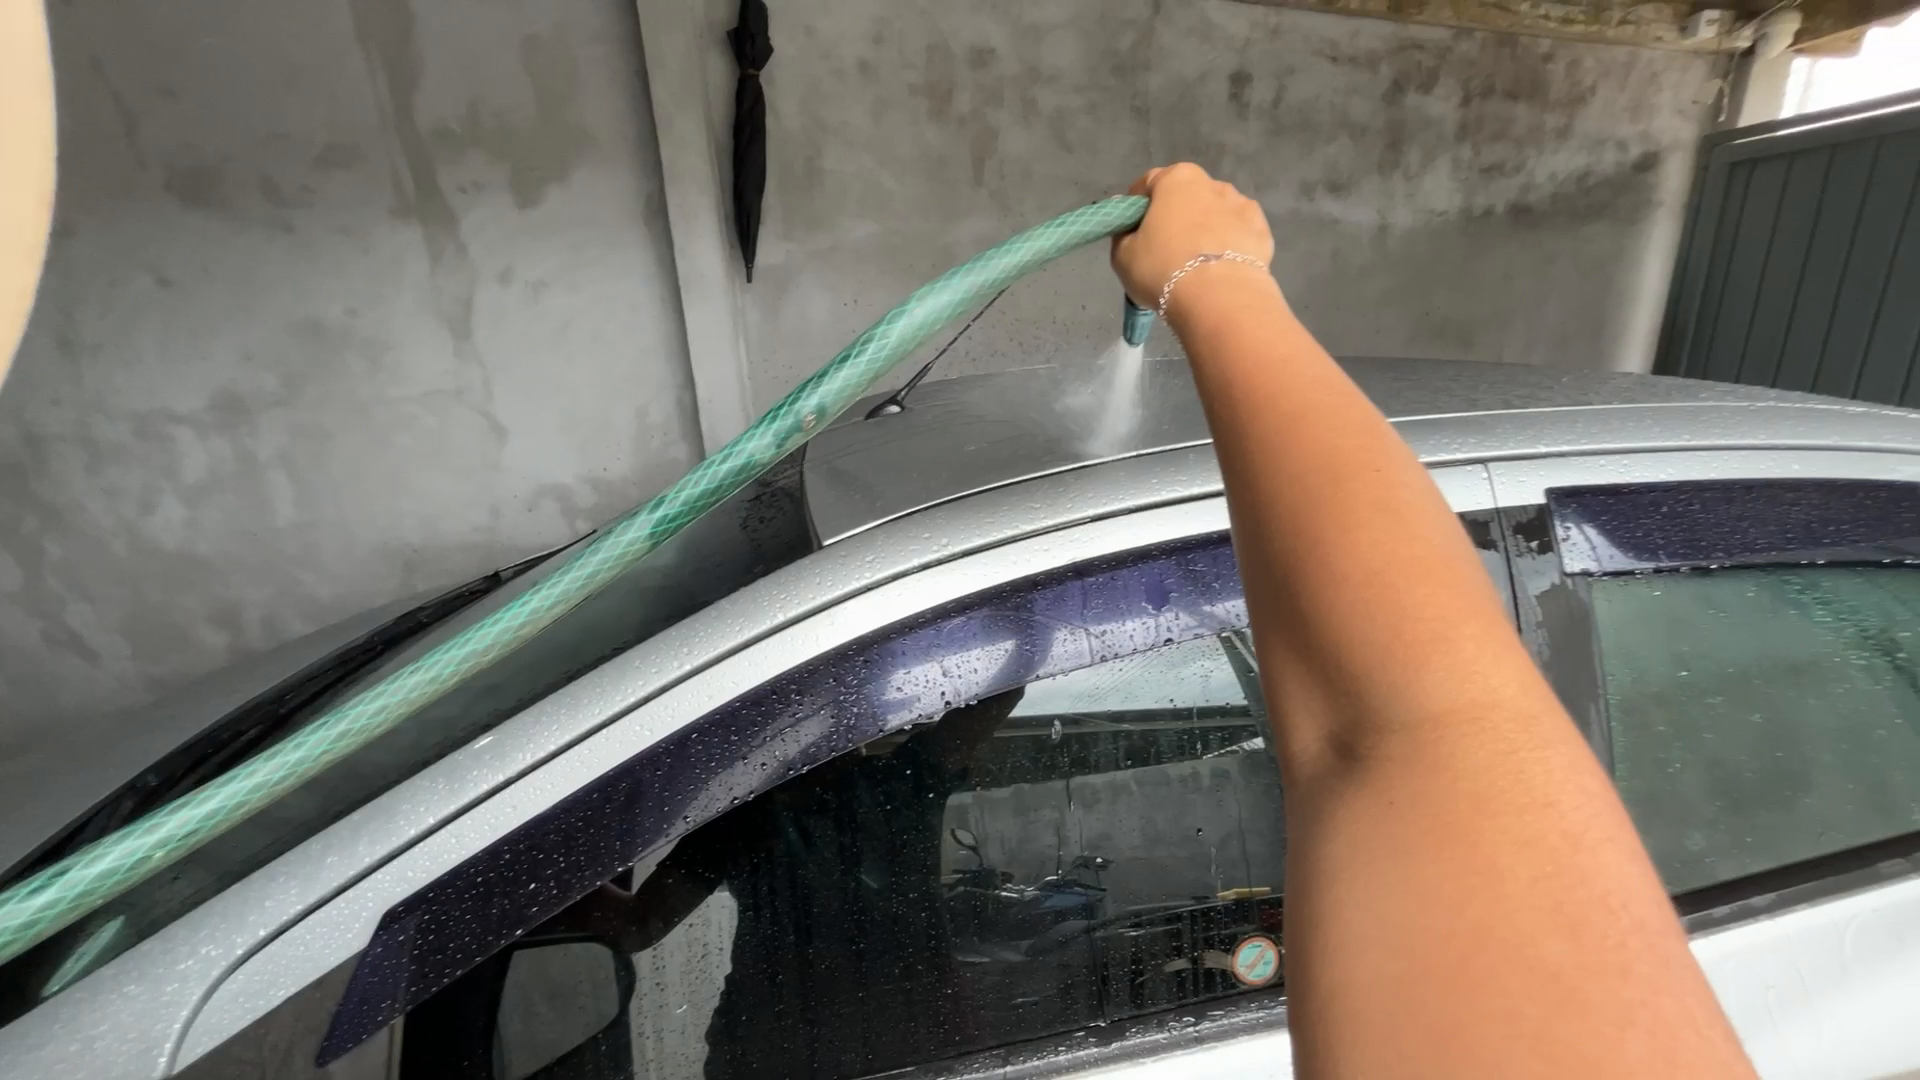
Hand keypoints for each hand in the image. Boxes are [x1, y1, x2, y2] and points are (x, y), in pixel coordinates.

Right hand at [1110, 164, 1276, 321]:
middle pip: (1186, 197)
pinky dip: (1228, 246)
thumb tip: (1129, 231)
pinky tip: (1219, 270)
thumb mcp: (1123, 257)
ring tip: (1195, 263)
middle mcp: (1212, 183)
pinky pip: (1237, 235)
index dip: (1137, 206)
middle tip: (1163, 249)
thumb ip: (1122, 237)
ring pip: (1215, 214)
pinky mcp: (1262, 231)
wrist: (1218, 297)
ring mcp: (1242, 205)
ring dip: (1204, 229)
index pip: (1149, 183)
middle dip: (1175, 216)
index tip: (1132, 229)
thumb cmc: (1162, 269)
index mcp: (1176, 180)